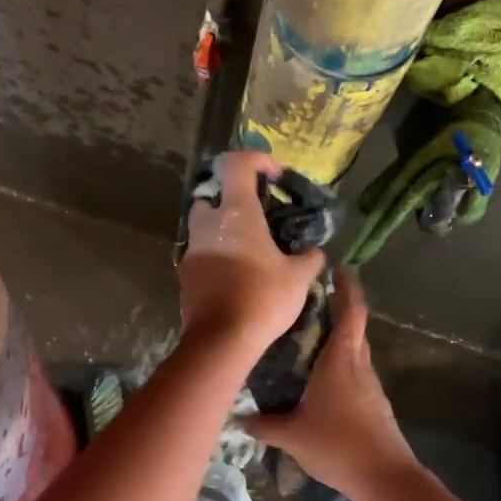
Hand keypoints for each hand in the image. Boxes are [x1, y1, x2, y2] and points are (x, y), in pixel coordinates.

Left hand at [178, 151, 326, 352]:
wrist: (221, 340)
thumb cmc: (262, 299)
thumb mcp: (299, 278)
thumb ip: (309, 258)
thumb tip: (315, 252)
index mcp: (236, 212)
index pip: (237, 164)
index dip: (257, 160)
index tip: (275, 176)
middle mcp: (207, 224)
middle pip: (212, 195)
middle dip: (231, 200)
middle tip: (256, 218)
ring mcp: (191, 250)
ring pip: (203, 227)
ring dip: (222, 230)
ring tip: (248, 250)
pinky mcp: (185, 276)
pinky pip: (201, 255)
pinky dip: (216, 256)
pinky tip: (236, 275)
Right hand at [242, 270, 415, 495]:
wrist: (383, 476)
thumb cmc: (337, 444)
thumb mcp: (292, 435)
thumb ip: (265, 425)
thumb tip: (240, 419)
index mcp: (341, 361)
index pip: (350, 312)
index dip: (348, 288)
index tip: (341, 270)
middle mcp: (359, 366)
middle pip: (354, 330)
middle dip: (339, 314)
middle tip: (312, 307)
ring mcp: (371, 388)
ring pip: (355, 355)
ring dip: (339, 345)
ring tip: (311, 346)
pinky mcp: (375, 407)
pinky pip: (356, 378)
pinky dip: (341, 371)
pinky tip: (322, 386)